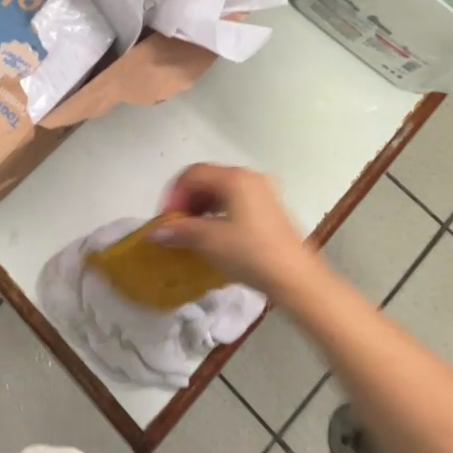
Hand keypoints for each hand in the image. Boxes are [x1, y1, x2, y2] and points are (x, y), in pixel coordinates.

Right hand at [155, 163, 321, 294]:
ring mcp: (264, 192)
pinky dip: (219, 213)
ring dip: (202, 208)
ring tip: (192, 233)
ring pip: (222, 191)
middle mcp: (250, 177)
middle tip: (176, 225)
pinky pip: (236, 201)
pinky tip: (215, 236)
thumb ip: (181, 231)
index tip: (166, 219)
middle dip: (188, 200)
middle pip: (208, 179)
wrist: (297, 278)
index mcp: (235, 178)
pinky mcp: (271, 209)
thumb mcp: (210, 241)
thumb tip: (156, 232)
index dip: (174, 194)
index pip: (194, 173)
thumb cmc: (252, 254)